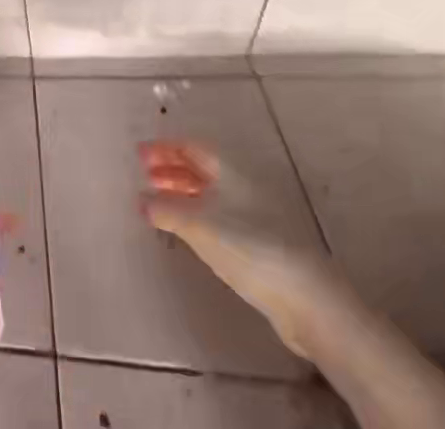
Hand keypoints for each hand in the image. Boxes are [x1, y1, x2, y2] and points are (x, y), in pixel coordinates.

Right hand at [139, 140, 338, 353]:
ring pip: (209, 194)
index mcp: (228, 173)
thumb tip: (143, 200)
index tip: (140, 154)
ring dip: (181, 193)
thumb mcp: (198, 224)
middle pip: (201, 169)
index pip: (192, 148)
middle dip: (171, 169)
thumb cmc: (247, 246)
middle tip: (145, 176)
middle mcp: (240, 188)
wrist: (304, 296)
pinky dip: (194, 216)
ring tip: (158, 203)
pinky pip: (216, 216)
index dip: (165, 148)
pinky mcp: (257, 243)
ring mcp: (251, 215)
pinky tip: (186, 231)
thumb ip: (166, 209)